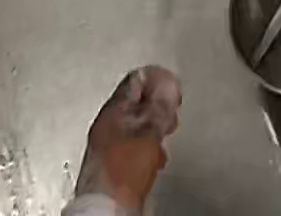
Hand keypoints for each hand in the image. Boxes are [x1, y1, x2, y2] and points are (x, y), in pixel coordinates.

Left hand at [76, 66, 181, 213]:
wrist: (108, 211)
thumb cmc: (124, 171)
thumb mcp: (149, 131)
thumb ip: (159, 106)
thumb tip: (168, 85)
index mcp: (112, 111)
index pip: (136, 79)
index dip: (158, 78)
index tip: (173, 87)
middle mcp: (107, 125)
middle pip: (137, 101)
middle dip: (158, 103)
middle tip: (172, 109)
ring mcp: (109, 144)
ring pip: (137, 122)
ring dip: (155, 124)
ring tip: (166, 132)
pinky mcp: (114, 164)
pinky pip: (135, 141)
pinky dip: (149, 142)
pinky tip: (156, 155)